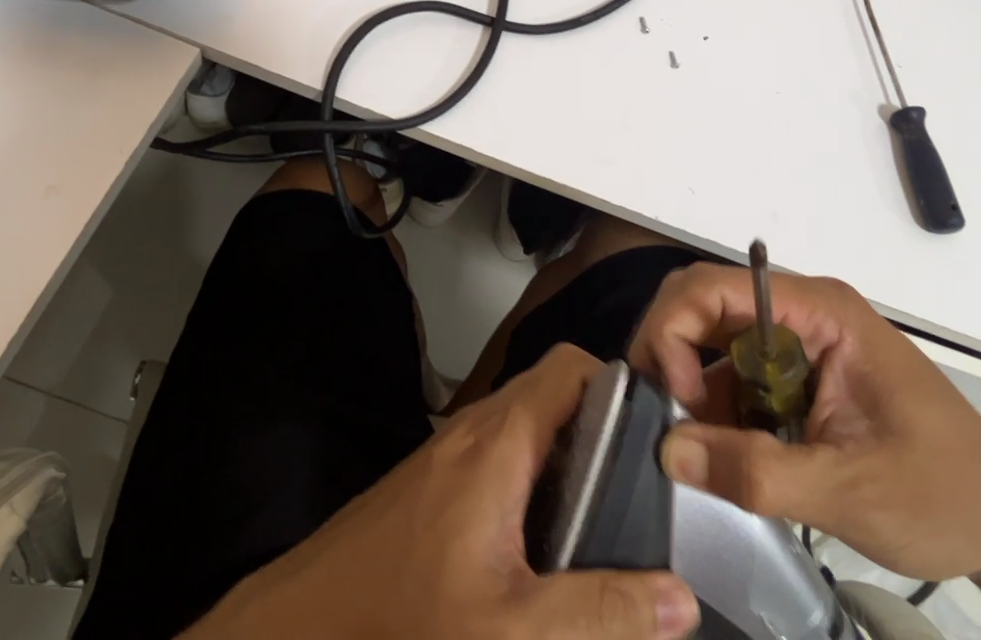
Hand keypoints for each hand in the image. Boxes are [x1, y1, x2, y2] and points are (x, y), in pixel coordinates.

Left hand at [183, 344, 699, 639]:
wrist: (301, 626)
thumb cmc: (400, 618)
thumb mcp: (514, 630)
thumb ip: (602, 610)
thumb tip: (679, 597)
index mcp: (497, 444)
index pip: (569, 367)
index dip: (620, 386)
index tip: (656, 436)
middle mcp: (469, 433)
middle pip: (552, 395)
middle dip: (601, 431)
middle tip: (639, 489)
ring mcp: (445, 455)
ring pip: (524, 428)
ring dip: (566, 459)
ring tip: (600, 519)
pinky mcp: (429, 483)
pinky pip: (496, 456)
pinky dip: (530, 479)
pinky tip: (538, 543)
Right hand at [628, 263, 980, 580]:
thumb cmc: (948, 496)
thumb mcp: (852, 489)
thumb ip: (758, 472)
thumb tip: (666, 449)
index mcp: (821, 313)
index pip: (711, 288)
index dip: (675, 334)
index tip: (676, 403)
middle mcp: (802, 316)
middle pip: (701, 308)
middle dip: (671, 358)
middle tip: (669, 422)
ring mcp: (798, 347)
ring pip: (709, 345)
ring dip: (689, 392)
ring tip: (701, 453)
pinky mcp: (795, 381)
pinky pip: (730, 380)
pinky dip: (711, 413)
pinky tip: (725, 456)